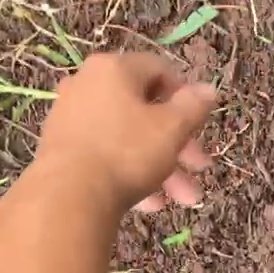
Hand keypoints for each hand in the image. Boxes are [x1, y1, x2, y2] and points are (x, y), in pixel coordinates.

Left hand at [33, 52, 218, 215]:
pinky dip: (131, 173)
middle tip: (199, 168)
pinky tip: (150, 202)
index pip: (160, 70)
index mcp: (115, 70)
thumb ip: (193, 107)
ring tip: (181, 199)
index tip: (201, 124)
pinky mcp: (63, 146)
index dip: (186, 96)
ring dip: (162, 167)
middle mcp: (89, 84)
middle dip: (179, 145)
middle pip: (146, 110)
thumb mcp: (172, 129)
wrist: (70, 193)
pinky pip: (107, 154)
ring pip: (129, 137)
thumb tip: (209, 89)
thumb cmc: (127, 152)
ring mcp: (72, 115)